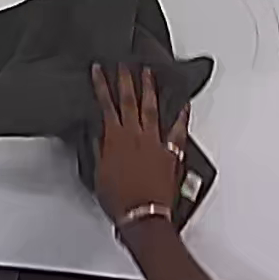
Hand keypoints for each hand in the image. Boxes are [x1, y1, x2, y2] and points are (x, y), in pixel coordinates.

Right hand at [91, 63, 188, 226]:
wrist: (142, 217)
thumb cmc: (119, 200)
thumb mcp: (98, 173)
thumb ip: (98, 148)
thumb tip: (95, 131)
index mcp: (115, 138)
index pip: (106, 104)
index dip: (101, 84)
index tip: (98, 69)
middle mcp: (135, 135)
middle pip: (130, 100)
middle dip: (125, 78)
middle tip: (124, 62)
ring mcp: (155, 142)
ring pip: (151, 108)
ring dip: (149, 88)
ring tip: (149, 72)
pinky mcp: (170, 153)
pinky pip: (177, 131)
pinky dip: (180, 117)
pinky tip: (183, 105)